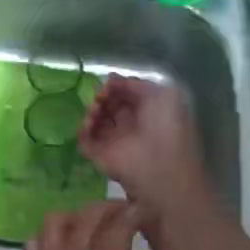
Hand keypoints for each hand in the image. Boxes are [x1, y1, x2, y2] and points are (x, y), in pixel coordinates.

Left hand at [8, 201, 154, 249]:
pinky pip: (36, 241)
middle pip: (87, 215)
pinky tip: (64, 245)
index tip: (148, 209)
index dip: (135, 213)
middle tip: (127, 211)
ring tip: (93, 225)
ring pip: (56, 220)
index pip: (119, 226)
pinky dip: (50, 234)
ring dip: (77, 214)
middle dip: (109, 207)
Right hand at [78, 78, 206, 205]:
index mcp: (149, 111)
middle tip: (101, 98)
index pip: (126, 94)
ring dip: (92, 112)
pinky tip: (88, 125)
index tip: (109, 84)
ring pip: (96, 121)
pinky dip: (83, 131)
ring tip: (95, 112)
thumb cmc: (167, 129)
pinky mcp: (101, 157)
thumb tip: (113, 81)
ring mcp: (115, 142)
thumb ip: (137, 84)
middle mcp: (131, 125)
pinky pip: (85, 140)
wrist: (160, 168)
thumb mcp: (164, 95)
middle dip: (102, 97)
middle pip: (109, 105)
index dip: (116, 87)